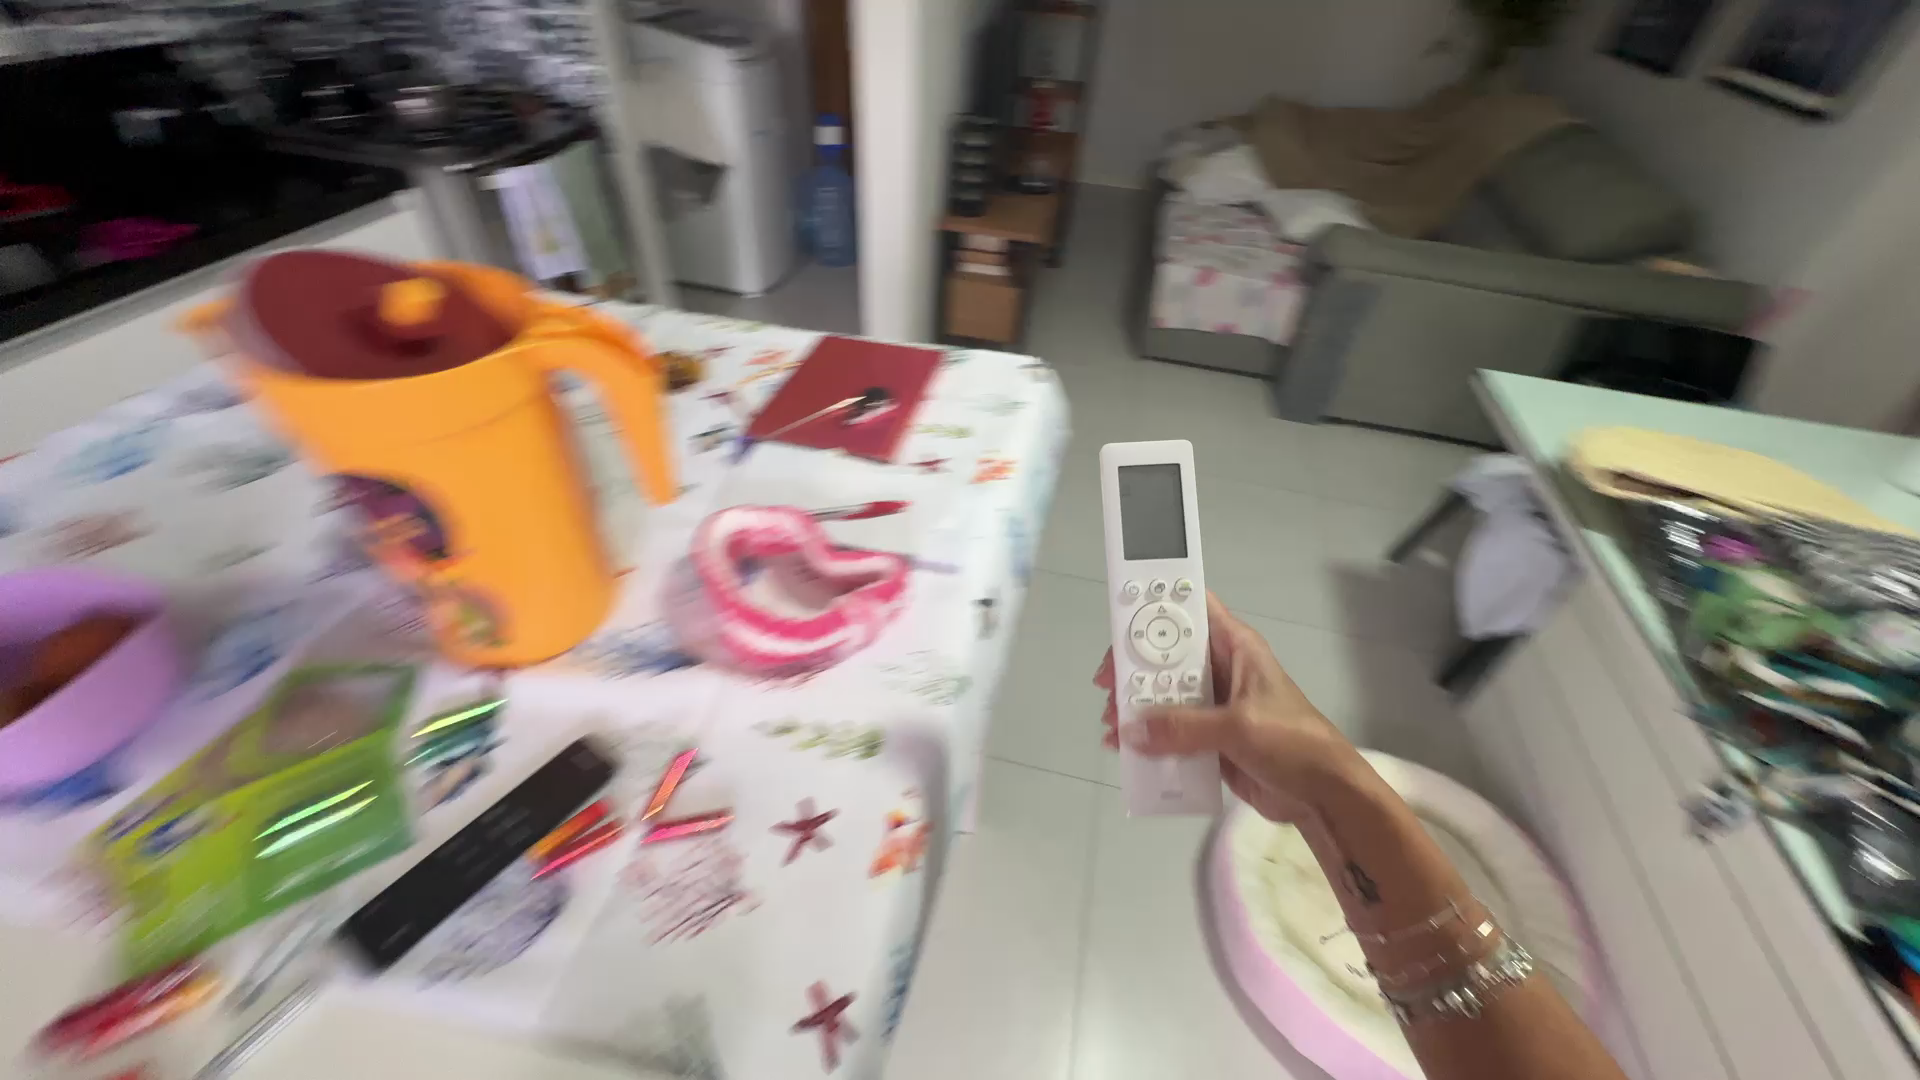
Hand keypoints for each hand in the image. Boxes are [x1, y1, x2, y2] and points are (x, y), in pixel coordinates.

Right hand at [1093, 592, 1362, 822]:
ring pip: (1162, 693)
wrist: (1325, 796)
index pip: (1192, 610)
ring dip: (1134, 706)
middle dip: (1133, 668)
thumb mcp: (1240, 727)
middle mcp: (1220, 669)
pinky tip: (1124, 748)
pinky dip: (1145, 736)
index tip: (1121, 622)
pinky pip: (1167, 729)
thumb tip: (1131, 731)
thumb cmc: (1294, 743)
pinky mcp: (1207, 736)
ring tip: (1112, 723)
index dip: (1157, 608)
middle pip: (1166, 654)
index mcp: (1235, 648)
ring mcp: (1212, 704)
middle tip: (1106, 685)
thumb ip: (1184, 727)